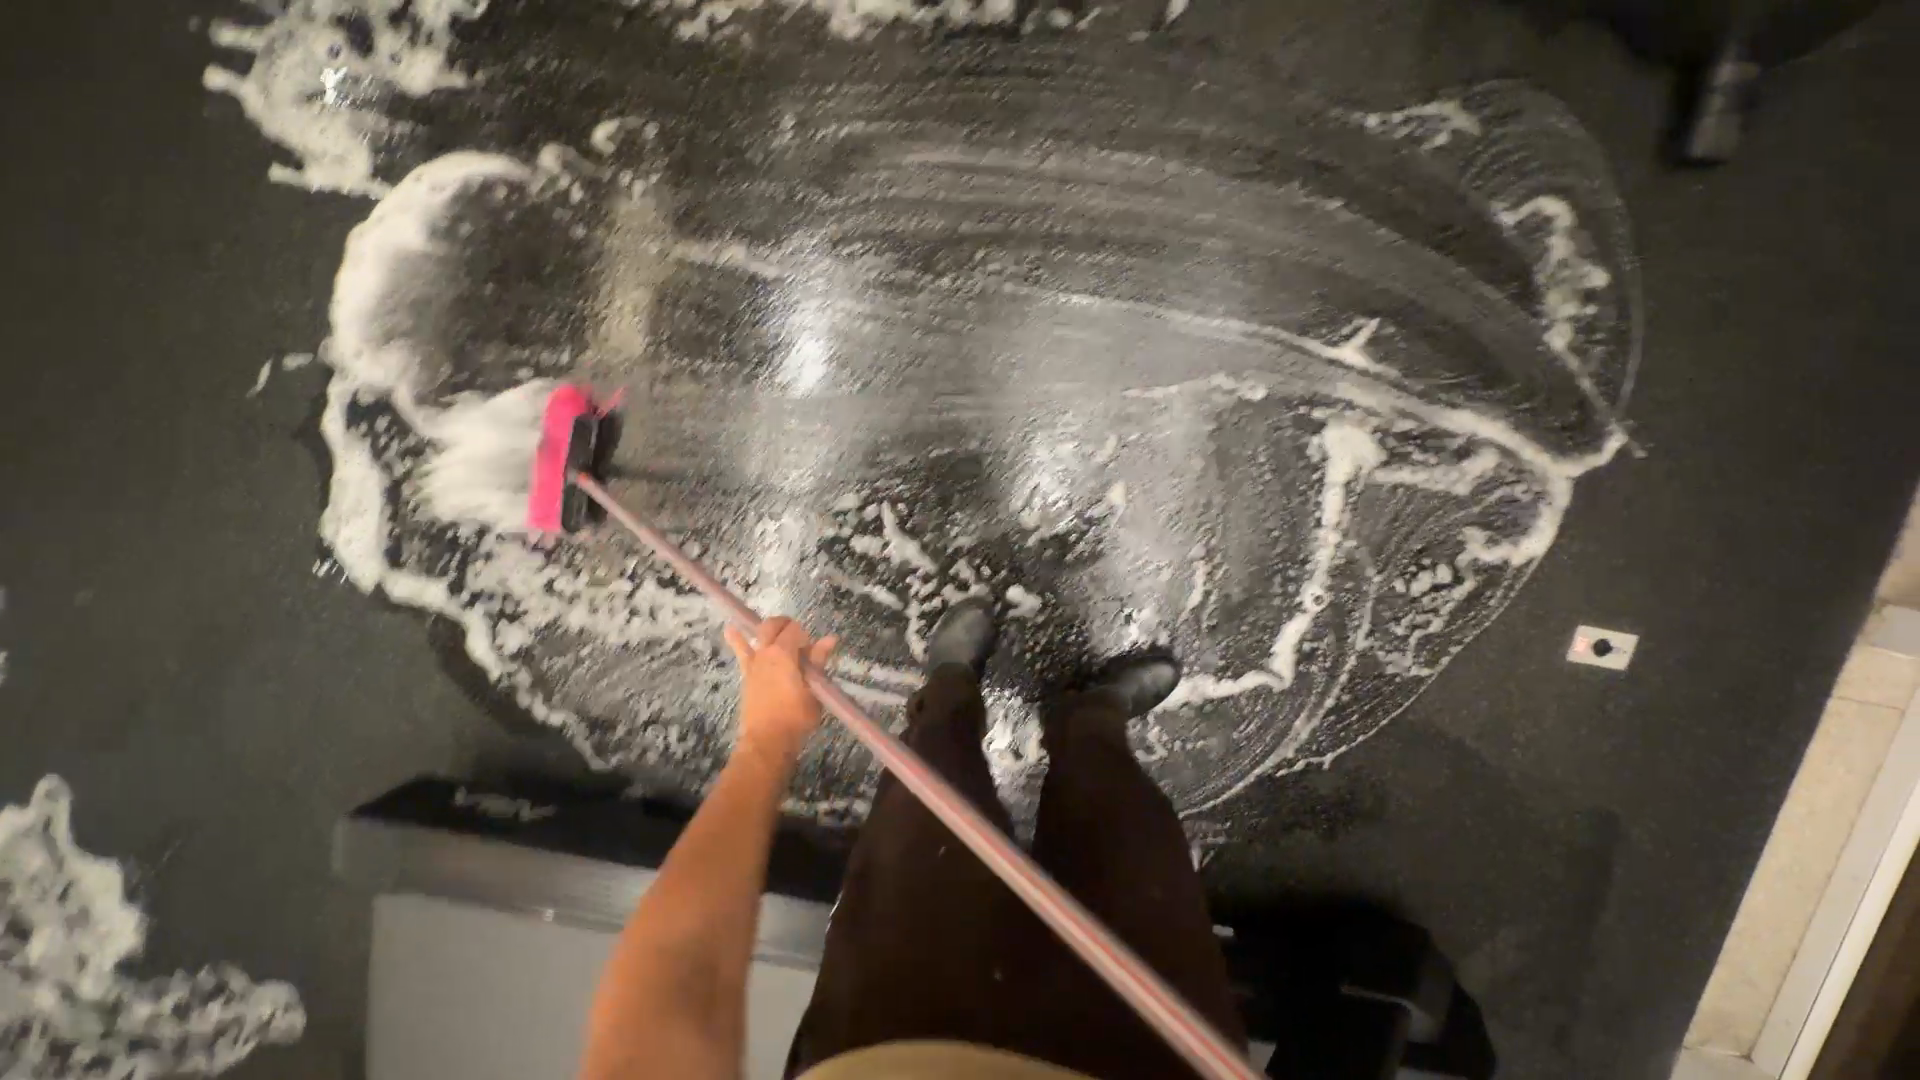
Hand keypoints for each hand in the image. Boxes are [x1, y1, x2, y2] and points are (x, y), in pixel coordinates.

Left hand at [723, 616, 838, 764]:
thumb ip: (818, 662)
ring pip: (755, 636)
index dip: (806, 636)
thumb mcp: (814, 690)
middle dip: (786, 625)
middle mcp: (765, 653)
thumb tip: (830, 638)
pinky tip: (730, 629)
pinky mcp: (746, 675)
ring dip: (763, 629)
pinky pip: (741, 652)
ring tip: (767, 625)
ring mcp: (753, 663)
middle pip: (772, 626)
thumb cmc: (796, 717)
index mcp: (783, 653)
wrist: (767, 740)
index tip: (813, 653)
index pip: (795, 629)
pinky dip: (736, 640)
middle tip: (799, 638)